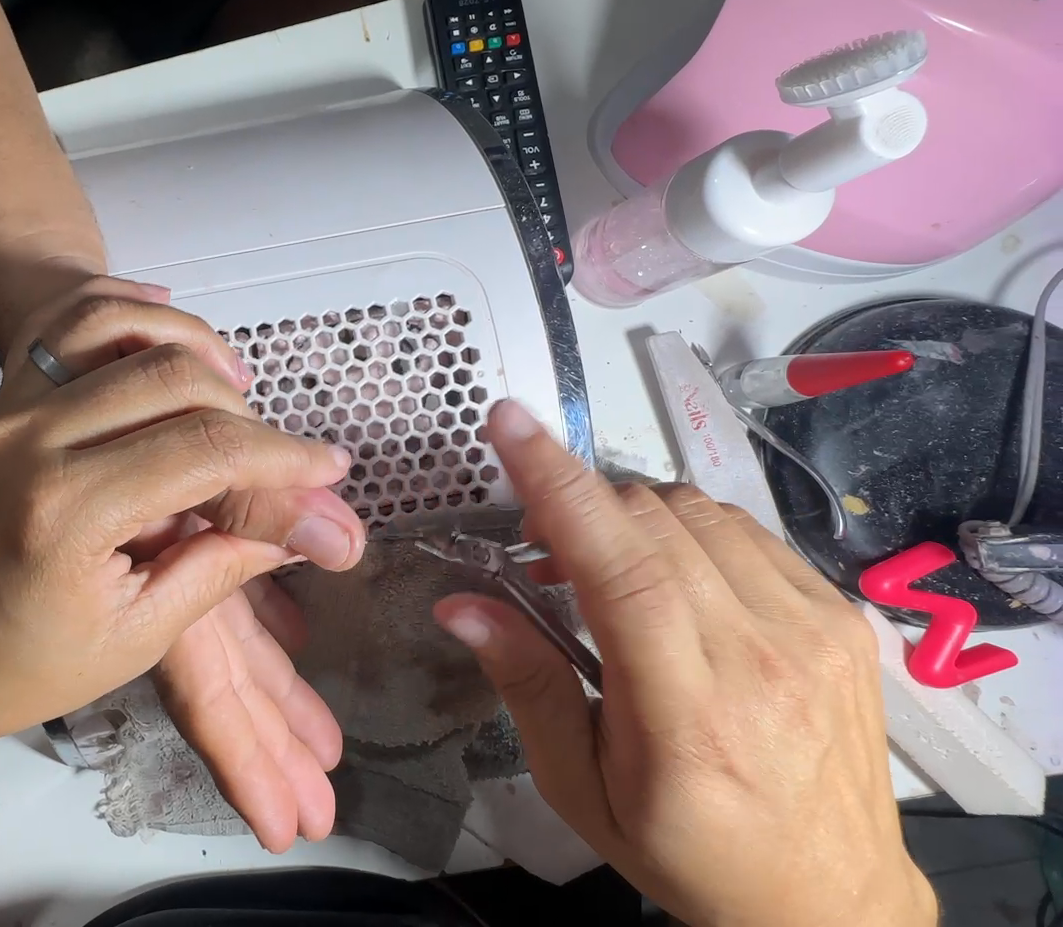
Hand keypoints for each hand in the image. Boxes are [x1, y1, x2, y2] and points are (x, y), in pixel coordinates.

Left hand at [7, 282, 368, 850]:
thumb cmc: (21, 668)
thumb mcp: (134, 636)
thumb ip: (222, 562)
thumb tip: (311, 525)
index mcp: (64, 512)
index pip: (203, 451)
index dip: (281, 459)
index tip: (328, 471)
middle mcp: (29, 441)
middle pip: (172, 379)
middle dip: (247, 414)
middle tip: (284, 457)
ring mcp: (5, 412)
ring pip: (118, 328)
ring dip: (189, 344)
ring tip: (234, 388)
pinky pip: (63, 324)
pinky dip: (122, 310)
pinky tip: (164, 328)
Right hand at [433, 401, 935, 926]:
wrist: (830, 898)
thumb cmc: (683, 846)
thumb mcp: (578, 783)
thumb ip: (526, 683)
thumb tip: (460, 604)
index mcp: (690, 711)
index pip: (624, 569)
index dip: (558, 485)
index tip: (509, 423)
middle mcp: (765, 656)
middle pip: (651, 521)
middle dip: (576, 503)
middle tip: (538, 550)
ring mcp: (814, 629)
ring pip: (692, 510)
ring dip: (624, 515)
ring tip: (598, 565)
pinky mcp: (842, 616)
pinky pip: (737, 526)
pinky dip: (677, 526)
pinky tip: (663, 572)